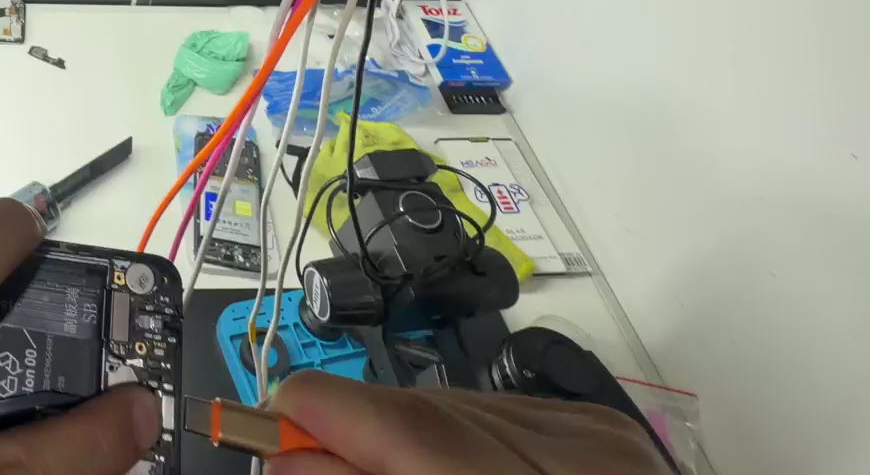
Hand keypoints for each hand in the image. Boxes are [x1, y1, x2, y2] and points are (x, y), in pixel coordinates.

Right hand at [267, 371, 670, 474]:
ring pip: (446, 402)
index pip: (408, 426)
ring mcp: (601, 439)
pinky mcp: (602, 428)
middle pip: (420, 411)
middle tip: (299, 461)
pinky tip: (447, 469)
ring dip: (397, 434)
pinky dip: (446, 434)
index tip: (266, 430)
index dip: (318, 417)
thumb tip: (288, 462)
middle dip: (347, 434)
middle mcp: (585, 464)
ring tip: (385, 473)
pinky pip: (486, 407)